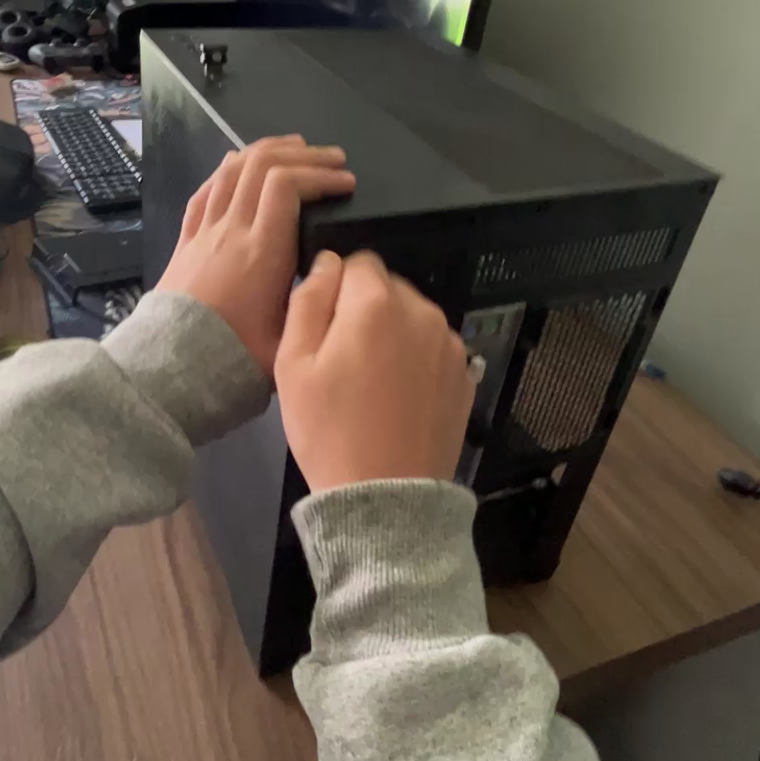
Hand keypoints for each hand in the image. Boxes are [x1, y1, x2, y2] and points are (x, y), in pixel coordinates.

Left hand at [154, 135, 355, 374]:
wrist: (170, 370)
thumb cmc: (233, 358)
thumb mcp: (289, 342)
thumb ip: (315, 305)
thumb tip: (333, 276)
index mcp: (261, 252)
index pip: (287, 186)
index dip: (321, 175)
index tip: (348, 185)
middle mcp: (230, 230)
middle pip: (261, 165)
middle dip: (303, 155)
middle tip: (334, 160)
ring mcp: (204, 231)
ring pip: (231, 170)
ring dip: (267, 151)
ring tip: (295, 149)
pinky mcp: (186, 239)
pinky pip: (206, 190)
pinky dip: (228, 169)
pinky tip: (239, 163)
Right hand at [275, 250, 476, 492]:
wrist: (384, 498)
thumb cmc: (327, 429)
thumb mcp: (293, 364)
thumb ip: (308, 300)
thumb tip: (327, 262)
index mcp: (376, 303)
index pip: (357, 262)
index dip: (336, 289)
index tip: (325, 328)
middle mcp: (422, 311)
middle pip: (388, 287)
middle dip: (365, 309)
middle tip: (345, 359)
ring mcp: (450, 343)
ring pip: (413, 316)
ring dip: (393, 332)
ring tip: (373, 381)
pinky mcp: (466, 373)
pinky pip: (434, 346)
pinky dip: (417, 357)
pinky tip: (400, 395)